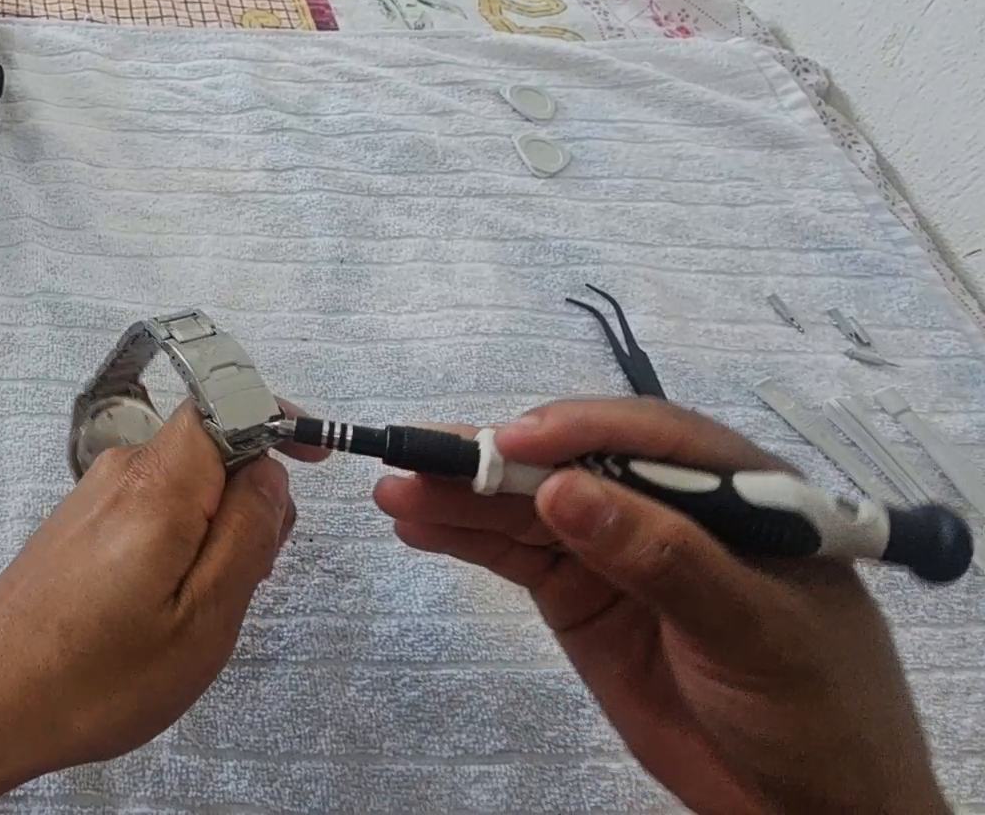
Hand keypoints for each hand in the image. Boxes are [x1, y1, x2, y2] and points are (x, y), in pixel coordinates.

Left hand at [0, 404, 313, 814]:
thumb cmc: (99, 674)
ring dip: (214, 525)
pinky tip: (165, 600)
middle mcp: (122, 470)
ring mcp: (95, 491)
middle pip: (209, 446)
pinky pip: (151, 503)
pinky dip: (179, 536)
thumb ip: (247, 533)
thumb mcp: (203, 618)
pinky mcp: (80, 517)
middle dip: (249, 495)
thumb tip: (270, 473)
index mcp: (158, 484)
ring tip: (201, 604)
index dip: (275, 418)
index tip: (312, 458)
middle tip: (250, 573)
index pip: (224, 401)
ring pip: (183, 481)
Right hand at [374, 398, 946, 814]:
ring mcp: (604, 544)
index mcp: (729, 491)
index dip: (574, 429)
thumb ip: (661, 557)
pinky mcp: (568, 584)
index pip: (646, 437)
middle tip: (415, 458)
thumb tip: (563, 490)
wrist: (800, 808)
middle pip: (560, 466)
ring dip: (454, 497)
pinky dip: (457, 536)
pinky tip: (416, 527)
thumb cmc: (811, 711)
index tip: (513, 443)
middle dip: (487, 462)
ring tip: (394, 495)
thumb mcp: (752, 632)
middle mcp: (657, 503)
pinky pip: (505, 550)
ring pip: (519, 505)